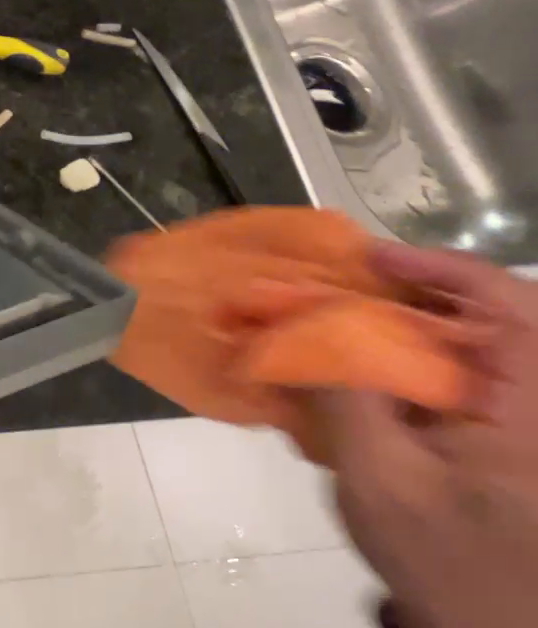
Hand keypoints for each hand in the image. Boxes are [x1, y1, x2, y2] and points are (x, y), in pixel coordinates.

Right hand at [319, 244, 537, 627]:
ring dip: (412, 322)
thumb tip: (300, 325)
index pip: (516, 311)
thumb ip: (344, 394)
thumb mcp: (380, 479)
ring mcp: (531, 430)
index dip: (444, 268)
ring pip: (484, 348)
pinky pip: (473, 382)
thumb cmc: (444, 558)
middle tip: (342, 284)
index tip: (369, 257)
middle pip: (501, 320)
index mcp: (535, 416)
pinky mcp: (515, 447)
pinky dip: (417, 360)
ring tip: (344, 318)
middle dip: (415, 289)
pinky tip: (365, 371)